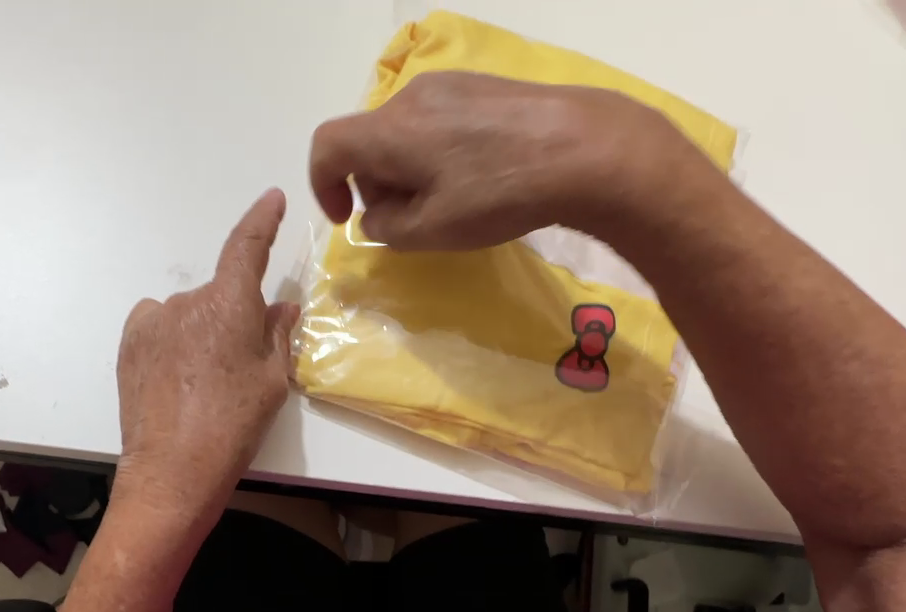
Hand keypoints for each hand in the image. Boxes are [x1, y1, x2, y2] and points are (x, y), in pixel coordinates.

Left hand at [115, 188, 300, 532]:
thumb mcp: (272, 383)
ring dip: (200, 334)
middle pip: (218, 295)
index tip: (271, 200)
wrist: (172, 469)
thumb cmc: (233, 427)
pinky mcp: (129, 343)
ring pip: (188, 315)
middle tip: (240, 368)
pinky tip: (177, 378)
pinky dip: (172, 341)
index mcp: (229, 305)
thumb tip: (282, 306)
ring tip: (204, 383)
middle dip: (233, 319)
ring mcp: (153, 321)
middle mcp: (187, 302)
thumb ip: (277, 335)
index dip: (262, 221)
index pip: (247, 247)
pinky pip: (159, 327)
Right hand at [309, 72, 715, 250]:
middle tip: (407, 223)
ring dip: (405, 174)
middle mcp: (412, 97)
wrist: (582, 151)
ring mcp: (451, 86)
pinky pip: (435, 123)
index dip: (323, 186)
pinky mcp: (482, 88)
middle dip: (373, 186)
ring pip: (402, 134)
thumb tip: (377, 213)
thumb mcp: (429, 231)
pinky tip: (473, 182)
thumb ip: (385, 226)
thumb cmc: (496, 196)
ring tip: (445, 207)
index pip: (327, 146)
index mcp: (389, 130)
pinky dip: (434, 157)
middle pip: (367, 141)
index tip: (347, 220)